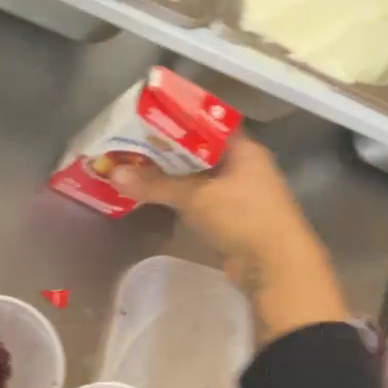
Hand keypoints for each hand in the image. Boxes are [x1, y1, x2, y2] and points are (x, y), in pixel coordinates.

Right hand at [110, 133, 350, 341]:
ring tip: (135, 170)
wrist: (273, 263)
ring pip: (196, 177)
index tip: (146, 123)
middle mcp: (241, 166)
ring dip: (169, 177)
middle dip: (166, 152)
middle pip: (198, 152)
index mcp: (242, 150)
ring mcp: (235, 192)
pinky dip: (176, 197)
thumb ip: (156, 185)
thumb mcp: (197, 197)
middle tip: (131, 148)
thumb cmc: (243, 218)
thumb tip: (114, 173)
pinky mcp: (227, 216)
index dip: (177, 123)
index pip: (206, 126)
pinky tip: (153, 197)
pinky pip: (196, 199)